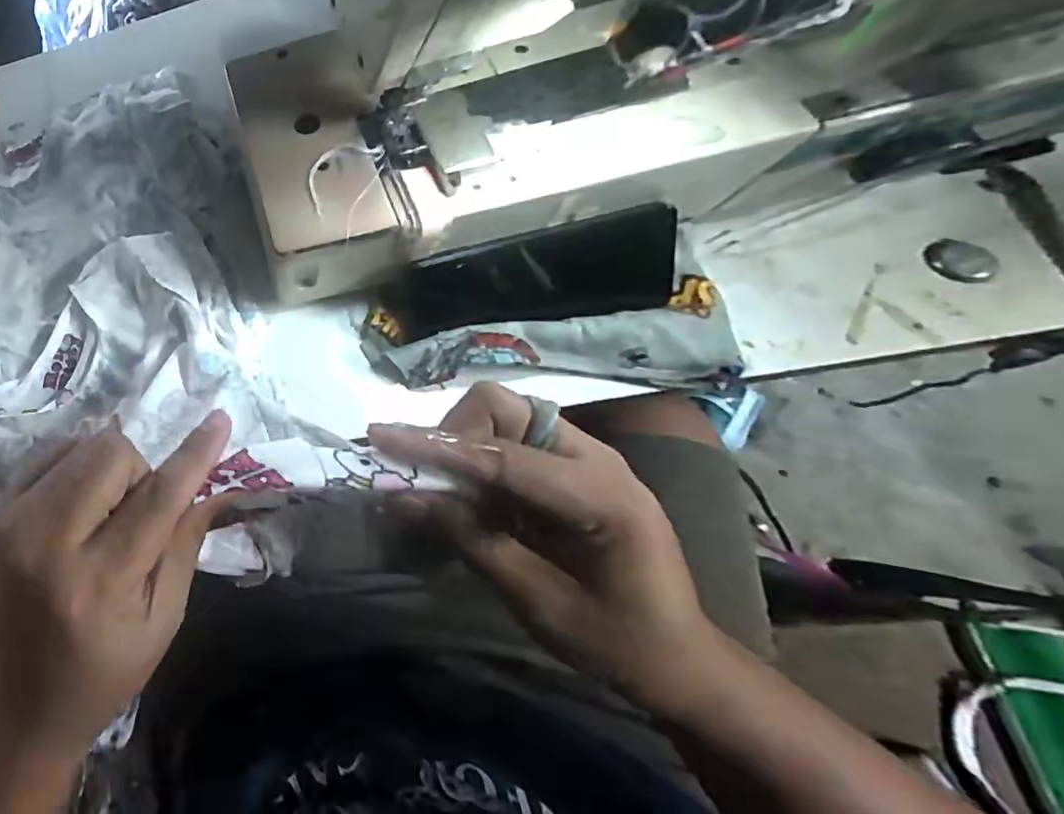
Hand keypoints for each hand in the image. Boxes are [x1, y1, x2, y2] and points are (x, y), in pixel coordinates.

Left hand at [0, 411, 234, 760]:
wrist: (25, 697)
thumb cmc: (108, 666)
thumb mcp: (164, 617)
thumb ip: (185, 542)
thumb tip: (212, 481)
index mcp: (99, 582)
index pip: (157, 498)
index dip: (193, 455)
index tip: (219, 419)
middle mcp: (49, 543)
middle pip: (112, 453)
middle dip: (139, 472)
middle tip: (136, 515)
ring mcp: (14, 522)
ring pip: (84, 444)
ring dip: (110, 469)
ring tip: (105, 515)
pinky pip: (54, 450)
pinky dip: (79, 466)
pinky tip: (80, 507)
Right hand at [368, 383, 720, 710]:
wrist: (682, 656)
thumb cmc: (618, 641)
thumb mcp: (542, 605)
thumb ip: (474, 543)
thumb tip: (406, 497)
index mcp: (602, 496)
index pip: (501, 456)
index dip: (436, 447)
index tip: (380, 437)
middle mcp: (595, 457)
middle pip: (502, 407)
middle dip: (454, 435)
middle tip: (432, 486)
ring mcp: (586, 453)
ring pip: (503, 412)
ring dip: (464, 443)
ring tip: (454, 495)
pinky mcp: (572, 460)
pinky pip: (512, 435)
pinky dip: (479, 456)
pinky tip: (478, 498)